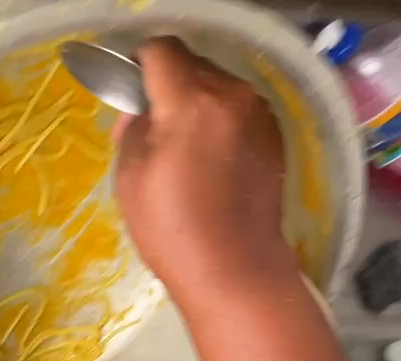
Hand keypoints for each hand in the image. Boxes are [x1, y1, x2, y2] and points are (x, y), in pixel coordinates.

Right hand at [114, 38, 296, 291]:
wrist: (233, 268)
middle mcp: (231, 94)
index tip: (127, 91)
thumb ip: (132, 130)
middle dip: (165, 87)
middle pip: (191, 64)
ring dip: (193, 105)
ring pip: (216, 86)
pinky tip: (208, 162)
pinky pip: (237, 110)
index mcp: (190, 101)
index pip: (160, 51)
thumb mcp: (129, 180)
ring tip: (180, 151)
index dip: (137, 65)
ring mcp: (258, 112)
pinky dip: (217, 122)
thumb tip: (140, 110)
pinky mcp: (273, 134)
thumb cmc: (170, 230)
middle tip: (149, 132)